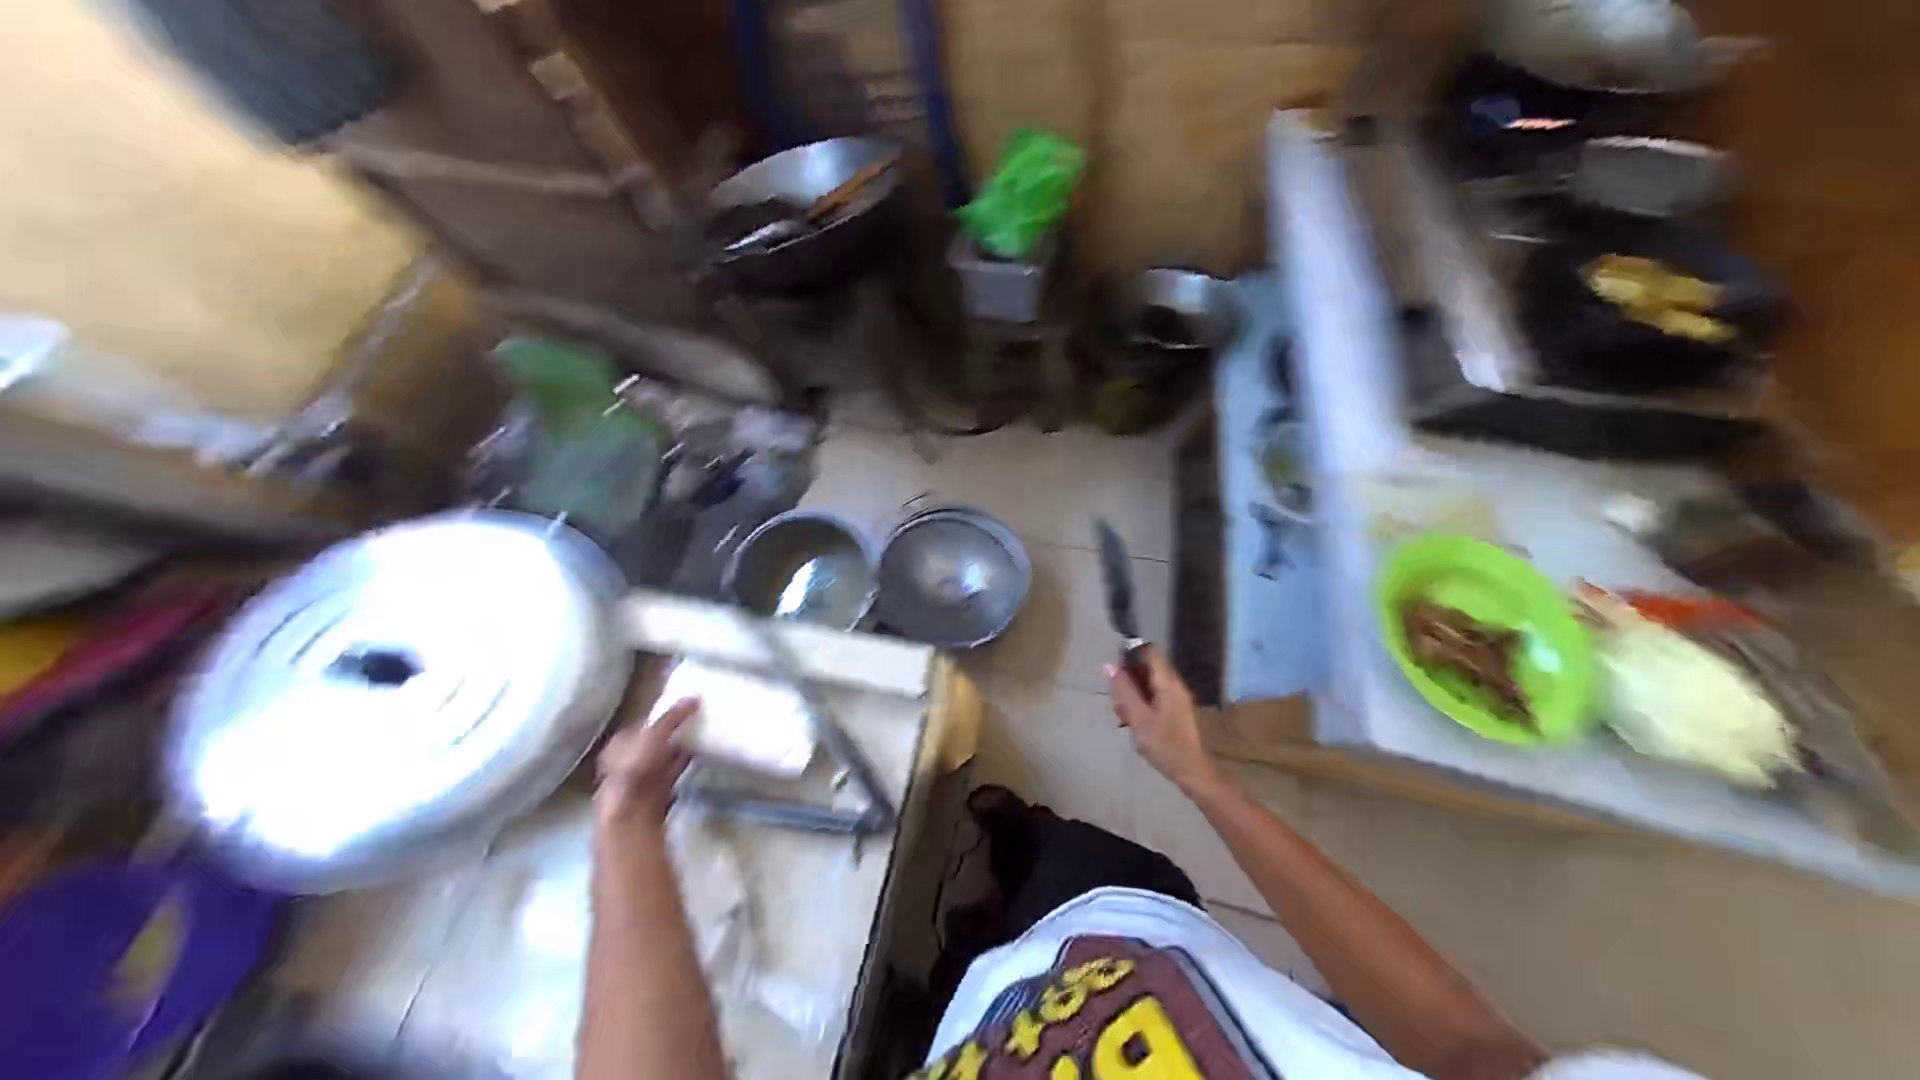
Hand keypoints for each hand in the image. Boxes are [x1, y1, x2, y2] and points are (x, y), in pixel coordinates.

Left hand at [596, 698, 697, 827]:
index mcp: (618, 745)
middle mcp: (624, 763)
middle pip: (651, 743)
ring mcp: (639, 781)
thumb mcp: (654, 734)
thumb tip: (694, 697)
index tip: (681, 709)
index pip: (641, 724)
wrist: (633, 814)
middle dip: (670, 734)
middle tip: (694, 721)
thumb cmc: (636, 768)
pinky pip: (672, 774)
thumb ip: (673, 716)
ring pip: (662, 760)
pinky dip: (683, 766)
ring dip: (678, 751)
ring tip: (700, 737)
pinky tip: (697, 759)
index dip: (659, 716)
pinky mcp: (654, 796)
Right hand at [1107, 647, 1225, 798]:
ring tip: (1122, 717)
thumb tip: (1108, 666)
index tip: (1115, 670)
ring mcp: (1175, 698)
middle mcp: (1174, 686)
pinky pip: (1153, 697)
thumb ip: (1124, 691)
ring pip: (1147, 684)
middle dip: (1127, 680)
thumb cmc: (1166, 745)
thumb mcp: (1139, 718)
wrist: (1193, 772)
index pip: (1150, 652)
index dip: (1130, 654)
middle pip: (1146, 668)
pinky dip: (1139, 705)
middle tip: (1116, 701)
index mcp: (1168, 683)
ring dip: (1131, 695)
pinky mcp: (1174, 711)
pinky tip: (1131, 723)